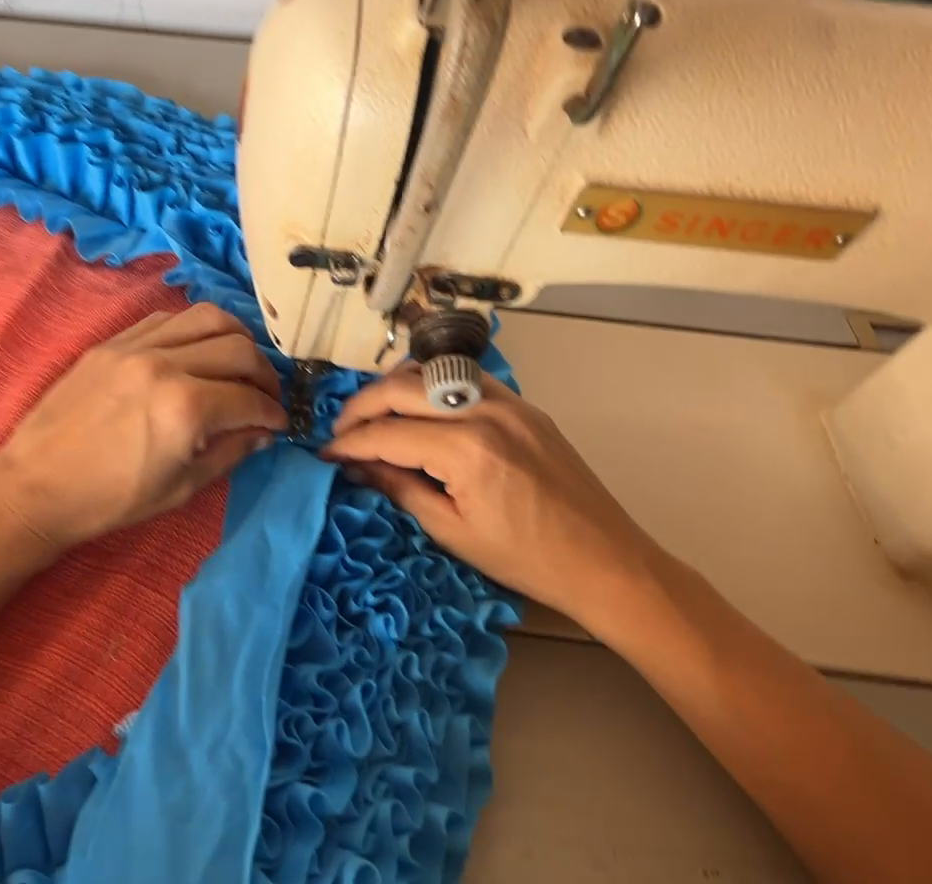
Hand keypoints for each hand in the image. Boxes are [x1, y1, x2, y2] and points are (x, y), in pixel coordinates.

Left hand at [0, 303, 287, 555]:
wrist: (35, 486)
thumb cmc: (109, 501)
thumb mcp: (181, 489)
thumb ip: (230, 453)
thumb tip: (263, 432)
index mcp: (185, 408)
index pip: (250, 398)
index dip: (273, 413)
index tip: (280, 424)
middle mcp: (165, 364)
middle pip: (238, 348)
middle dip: (264, 374)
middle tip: (265, 397)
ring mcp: (136, 346)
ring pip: (207, 317)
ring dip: (236, 338)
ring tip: (240, 363)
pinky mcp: (113, 341)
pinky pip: (168, 318)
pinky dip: (194, 329)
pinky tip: (197, 351)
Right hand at [320, 363, 664, 625]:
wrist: (606, 560)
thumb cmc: (526, 559)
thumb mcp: (453, 532)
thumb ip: (401, 489)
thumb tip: (357, 466)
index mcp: (466, 450)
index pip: (388, 433)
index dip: (349, 443)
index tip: (325, 454)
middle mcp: (485, 412)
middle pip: (402, 389)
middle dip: (361, 407)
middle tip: (341, 432)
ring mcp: (509, 402)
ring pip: (433, 372)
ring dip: (394, 388)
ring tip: (373, 416)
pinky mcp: (524, 406)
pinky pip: (465, 381)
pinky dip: (432, 387)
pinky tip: (419, 411)